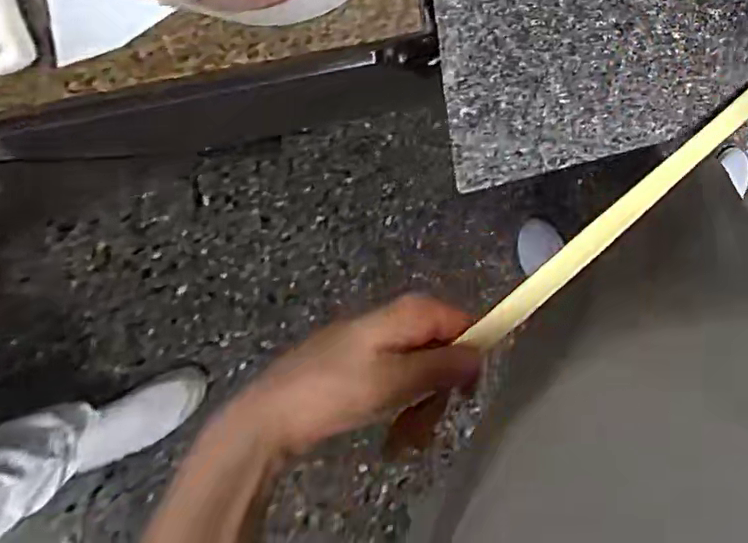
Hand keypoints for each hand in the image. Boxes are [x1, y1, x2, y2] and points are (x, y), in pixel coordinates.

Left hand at [226, 294, 482, 457]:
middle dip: (441, 389)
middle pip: (445, 347)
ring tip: (403, 437)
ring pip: (424, 368)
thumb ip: (442, 366)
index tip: (463, 393)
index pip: (464, 321)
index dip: (470, 356)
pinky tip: (389, 430)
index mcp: (412, 310)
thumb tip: (481, 355)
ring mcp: (380, 338)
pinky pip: (400, 377)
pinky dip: (401, 403)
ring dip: (422, 404)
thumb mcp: (394, 382)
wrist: (266, 415)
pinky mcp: (363, 360)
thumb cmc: (334, 392)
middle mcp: (401, 316)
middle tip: (425, 425)